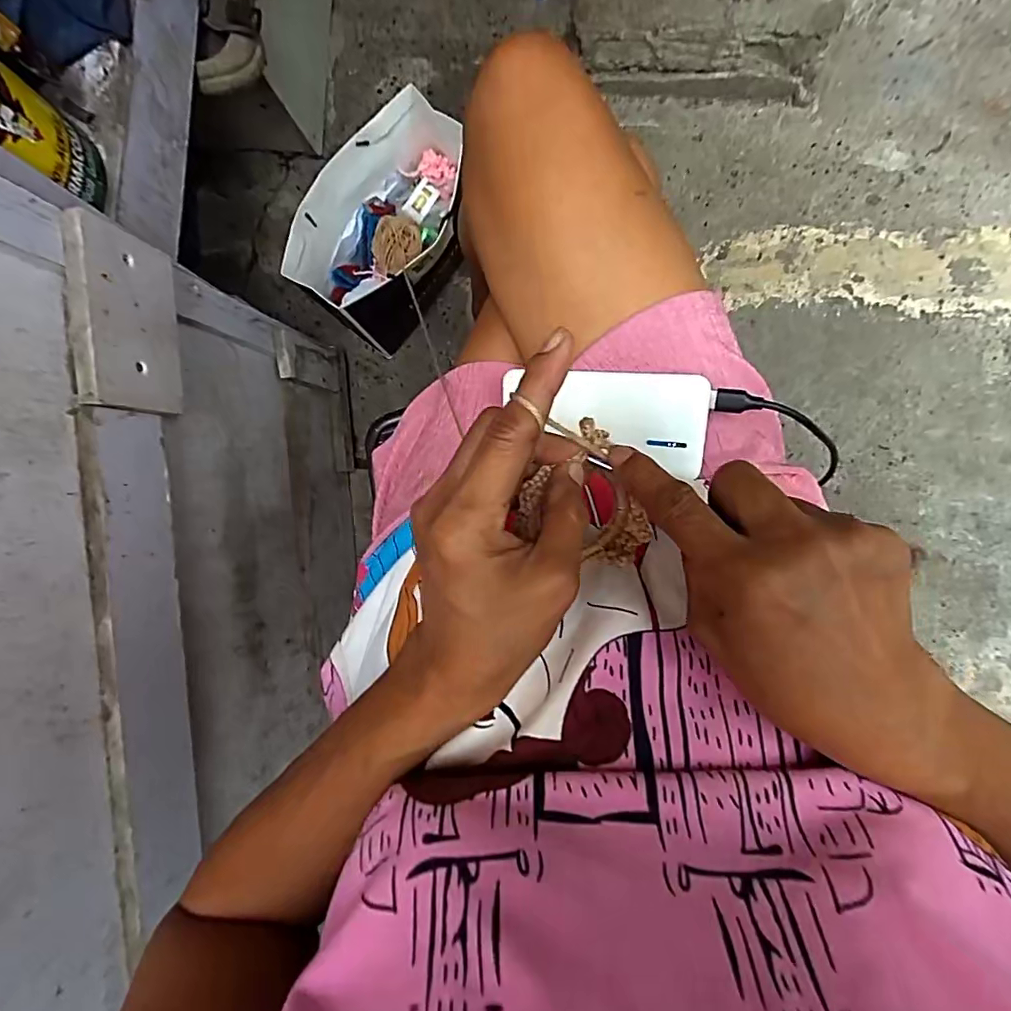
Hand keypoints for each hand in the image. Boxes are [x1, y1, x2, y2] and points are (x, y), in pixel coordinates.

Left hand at [390, 328, 588, 741]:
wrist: (451, 670)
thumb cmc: (504, 635)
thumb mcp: (553, 577)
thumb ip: (563, 511)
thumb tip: (567, 466)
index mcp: (466, 515)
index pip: (508, 431)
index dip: (538, 383)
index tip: (559, 341)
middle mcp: (440, 499)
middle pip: (492, 433)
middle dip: (540, 433)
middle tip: (577, 463)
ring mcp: (434, 505)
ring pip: (484, 450)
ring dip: (526, 455)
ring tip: (560, 491)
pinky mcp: (438, 514)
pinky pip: (478, 473)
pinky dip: (510, 475)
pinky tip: (533, 502)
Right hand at [612, 454, 978, 803]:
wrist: (879, 704)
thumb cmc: (782, 681)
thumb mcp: (713, 635)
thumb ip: (696, 576)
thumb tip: (693, 534)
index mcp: (742, 576)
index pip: (680, 508)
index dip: (647, 477)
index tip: (625, 454)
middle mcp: (791, 544)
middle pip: (737, 476)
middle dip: (725, 500)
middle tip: (735, 540)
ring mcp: (843, 535)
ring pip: (783, 501)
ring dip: (775, 528)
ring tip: (796, 576)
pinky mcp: (881, 536)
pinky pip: (824, 520)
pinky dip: (816, 544)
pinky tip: (831, 583)